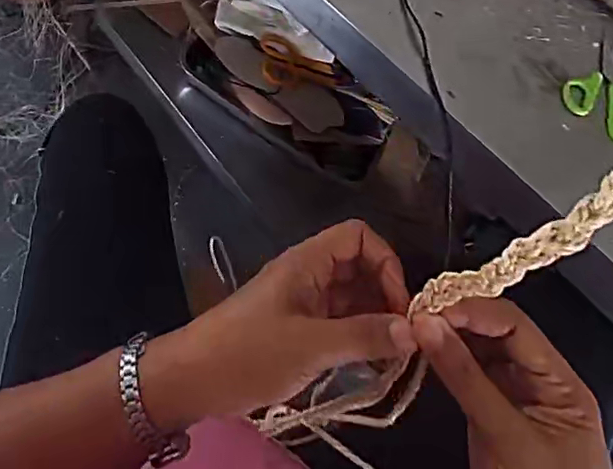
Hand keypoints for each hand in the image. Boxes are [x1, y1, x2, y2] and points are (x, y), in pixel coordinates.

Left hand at [141, 221, 415, 428]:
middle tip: (409, 337)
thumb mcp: (310, 345)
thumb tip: (413, 331)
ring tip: (399, 355)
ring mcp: (306, 300)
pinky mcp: (303, 327)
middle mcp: (310, 272)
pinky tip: (378, 361)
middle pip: (360, 265)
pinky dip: (363, 334)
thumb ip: (362, 336)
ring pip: (354, 295)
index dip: (386, 262)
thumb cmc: (251, 350)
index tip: (401, 306)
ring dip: (378, 317)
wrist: (199, 376)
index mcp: (308, 261)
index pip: (358, 236)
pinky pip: (343, 319)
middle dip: (388, 292)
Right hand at [415, 300, 608, 468]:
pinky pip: (470, 373)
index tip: (430, 305)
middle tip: (414, 313)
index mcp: (561, 383)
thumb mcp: (505, 436)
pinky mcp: (495, 414)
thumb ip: (464, 375)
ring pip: (480, 350)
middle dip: (456, 318)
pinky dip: (446, 359)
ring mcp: (517, 398)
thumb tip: (423, 319)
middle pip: (497, 332)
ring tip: (413, 327)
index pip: (514, 324)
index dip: (472, 308)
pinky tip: (424, 351)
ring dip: (448, 336)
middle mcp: (541, 382)